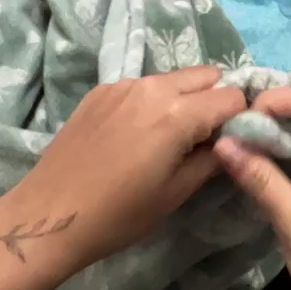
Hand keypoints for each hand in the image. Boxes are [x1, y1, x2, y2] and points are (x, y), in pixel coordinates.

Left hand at [0, 65, 246, 274]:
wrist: (50, 214)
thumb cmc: (120, 214)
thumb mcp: (177, 192)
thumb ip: (214, 157)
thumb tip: (236, 139)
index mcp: (178, 113)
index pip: (232, 95)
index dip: (241, 117)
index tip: (234, 140)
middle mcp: (153, 87)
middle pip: (206, 75)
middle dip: (216, 98)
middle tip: (206, 136)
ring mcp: (124, 85)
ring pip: (174, 78)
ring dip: (185, 98)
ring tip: (170, 137)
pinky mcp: (101, 90)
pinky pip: (143, 86)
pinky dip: (154, 102)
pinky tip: (136, 135)